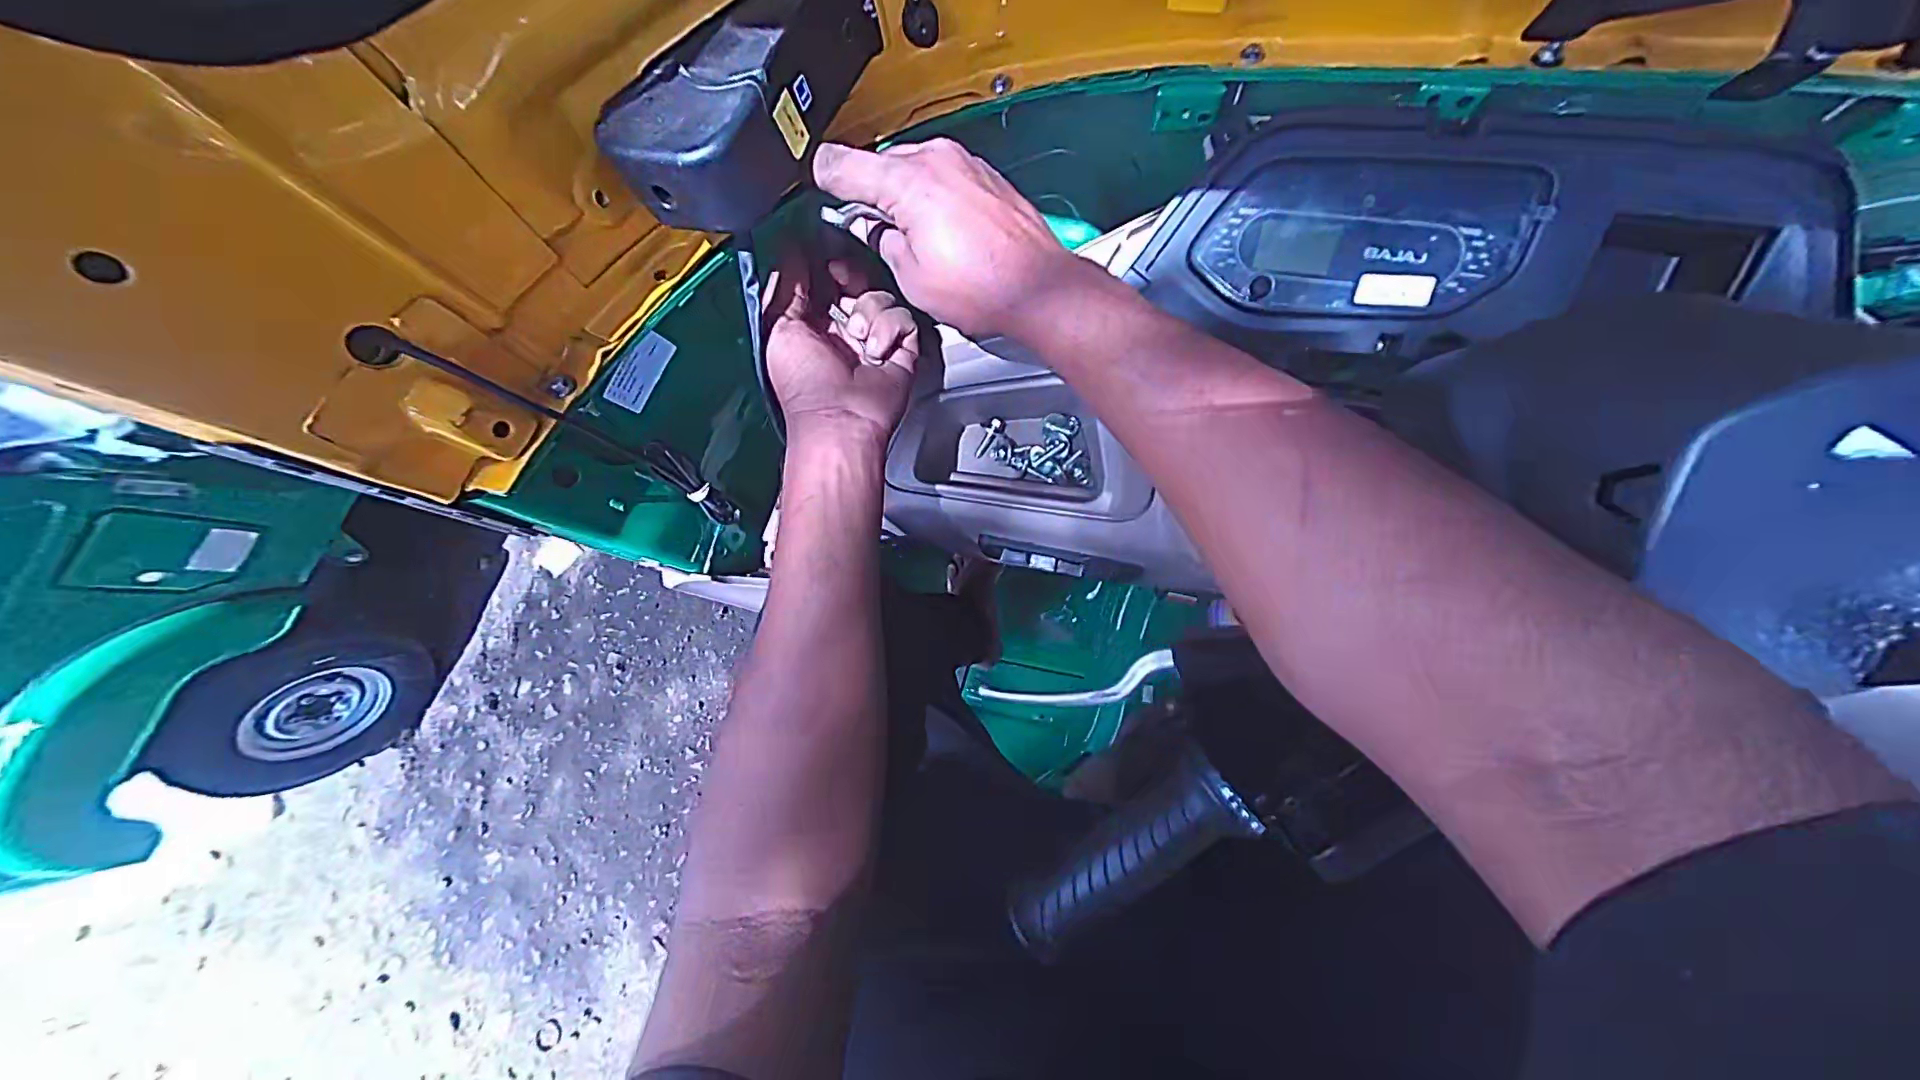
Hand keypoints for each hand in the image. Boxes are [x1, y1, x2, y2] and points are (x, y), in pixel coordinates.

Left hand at [763, 254, 919, 447]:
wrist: (839, 419)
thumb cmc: (805, 386)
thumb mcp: (779, 326)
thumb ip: (787, 284)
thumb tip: (792, 246)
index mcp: (814, 324)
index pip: (826, 278)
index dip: (826, 261)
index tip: (824, 252)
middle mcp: (846, 330)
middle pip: (858, 279)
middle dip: (850, 277)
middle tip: (843, 283)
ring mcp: (876, 339)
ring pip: (882, 295)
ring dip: (869, 311)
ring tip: (859, 338)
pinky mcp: (902, 350)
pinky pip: (904, 317)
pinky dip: (890, 329)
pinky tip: (877, 351)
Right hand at [812, 139, 1097, 341]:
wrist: (1038, 289)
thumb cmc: (984, 287)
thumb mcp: (911, 276)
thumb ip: (880, 241)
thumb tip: (871, 228)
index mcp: (907, 181)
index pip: (842, 163)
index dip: (822, 178)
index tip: (817, 187)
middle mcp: (937, 159)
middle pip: (880, 163)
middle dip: (868, 192)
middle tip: (865, 227)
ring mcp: (965, 164)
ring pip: (913, 168)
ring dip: (902, 194)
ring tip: (907, 237)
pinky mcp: (985, 176)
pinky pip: (943, 176)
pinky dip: (931, 195)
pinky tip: (937, 231)